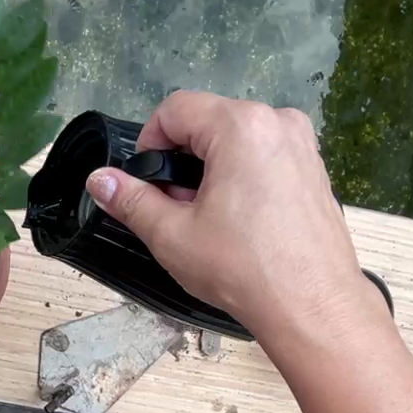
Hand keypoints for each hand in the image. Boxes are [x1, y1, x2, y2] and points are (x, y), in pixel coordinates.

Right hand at [84, 91, 387, 349]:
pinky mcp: (314, 168)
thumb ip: (132, 202)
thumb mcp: (172, 236)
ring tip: (206, 223)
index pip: (176, 109)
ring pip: (235, 142)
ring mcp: (302, 143)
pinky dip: (239, 181)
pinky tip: (238, 225)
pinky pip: (263, 158)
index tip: (145, 186)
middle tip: (174, 213)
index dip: (149, 144)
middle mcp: (277, 120)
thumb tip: (98, 180)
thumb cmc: (238, 268)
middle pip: (207, 124)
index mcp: (240, 126)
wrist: (310, 303)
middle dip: (180, 163)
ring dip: (208, 173)